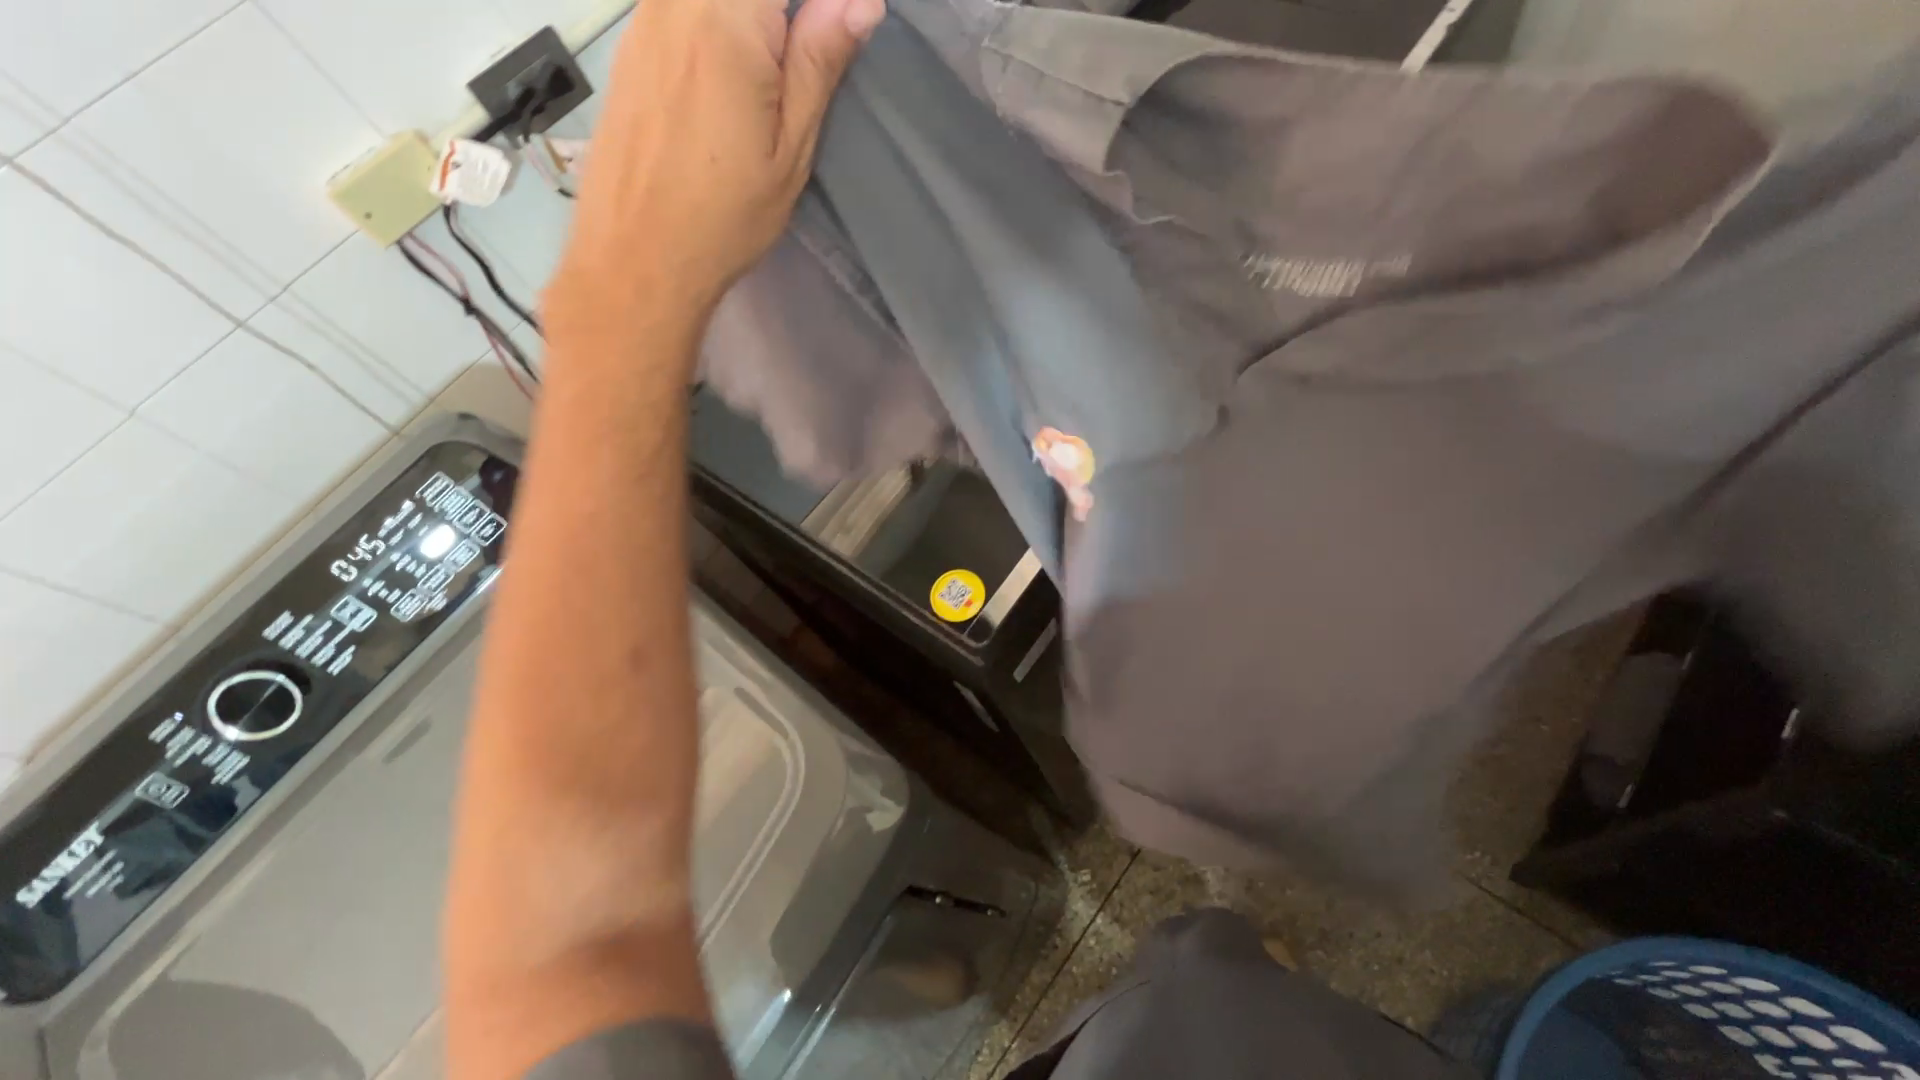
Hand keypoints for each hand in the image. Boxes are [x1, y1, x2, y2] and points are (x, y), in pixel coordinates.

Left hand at [543, 0, 881, 356]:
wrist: (636, 258)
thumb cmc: (725, 216)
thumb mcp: (790, 149)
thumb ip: (820, 62)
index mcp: (729, 22)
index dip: (822, 4)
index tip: (841, 25)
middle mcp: (678, 3)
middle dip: (787, 15)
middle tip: (811, 53)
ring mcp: (646, 18)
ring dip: (755, 21)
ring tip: (777, 72)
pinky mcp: (631, 43)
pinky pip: (682, 5)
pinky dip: (718, 21)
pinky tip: (732, 73)